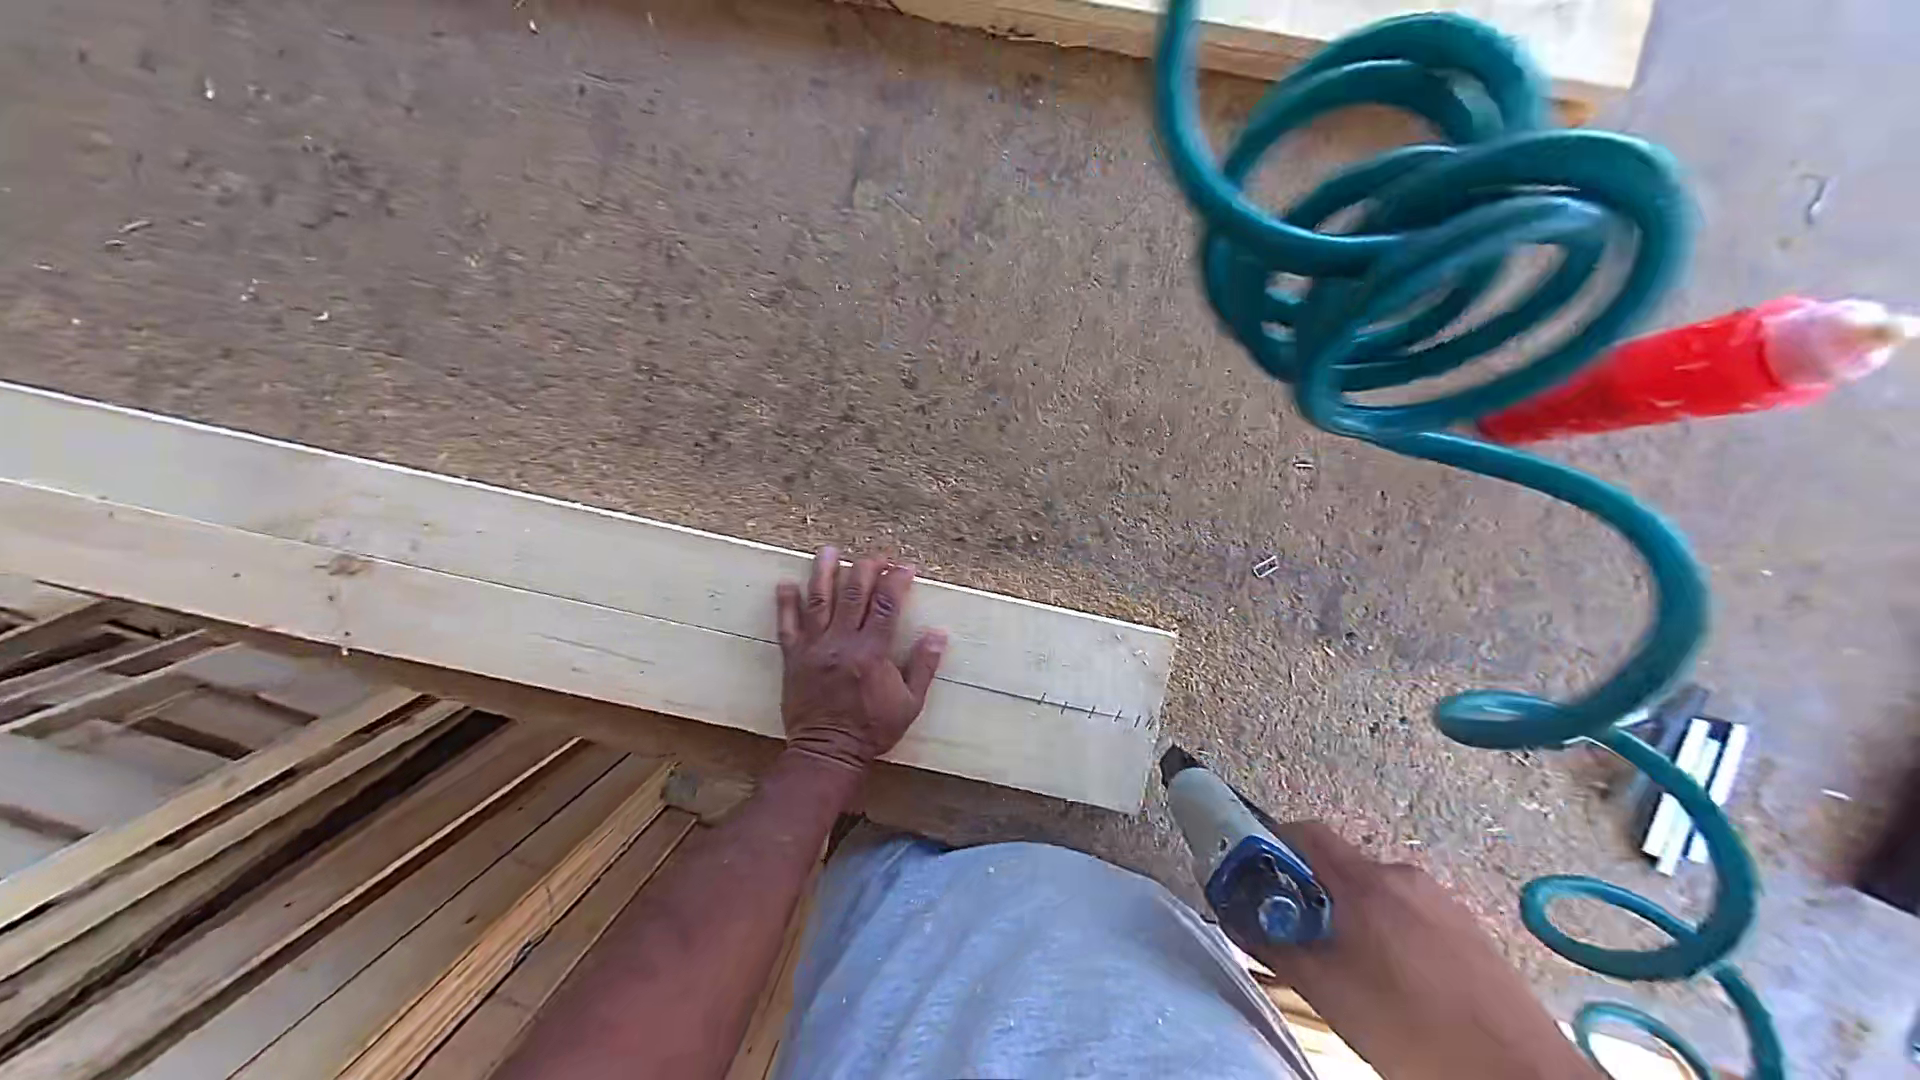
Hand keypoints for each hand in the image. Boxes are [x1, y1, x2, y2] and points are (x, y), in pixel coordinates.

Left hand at [774, 546, 946, 771]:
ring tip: (828, 550)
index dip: (897, 580)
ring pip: (818, 601)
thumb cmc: (872, 730)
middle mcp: (842, 643)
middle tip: (876, 556)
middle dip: (866, 568)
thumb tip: (938, 633)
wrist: (827, 752)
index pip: (887, 604)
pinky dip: (785, 604)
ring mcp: (814, 648)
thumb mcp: (910, 703)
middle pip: (853, 593)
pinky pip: (786, 626)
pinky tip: (785, 583)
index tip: (906, 567)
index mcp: (872, 652)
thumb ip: (924, 666)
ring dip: (823, 572)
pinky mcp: (793, 659)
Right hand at [1257, 824, 1602, 1079]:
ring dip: (1351, 910)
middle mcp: (1403, 877)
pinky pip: (1409, 909)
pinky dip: (1388, 926)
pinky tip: (1394, 976)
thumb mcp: (1328, 993)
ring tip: (1349, 961)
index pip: (1304, 832)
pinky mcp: (1468, 926)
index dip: (1272, 842)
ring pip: (1374, 888)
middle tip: (1298, 928)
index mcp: (1365, 884)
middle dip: (1310, 887)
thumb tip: (1237, 919)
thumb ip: (1277, 947)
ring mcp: (1441, 900)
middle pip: (1338, 862)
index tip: (1257, 872)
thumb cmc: (1415, 1036)